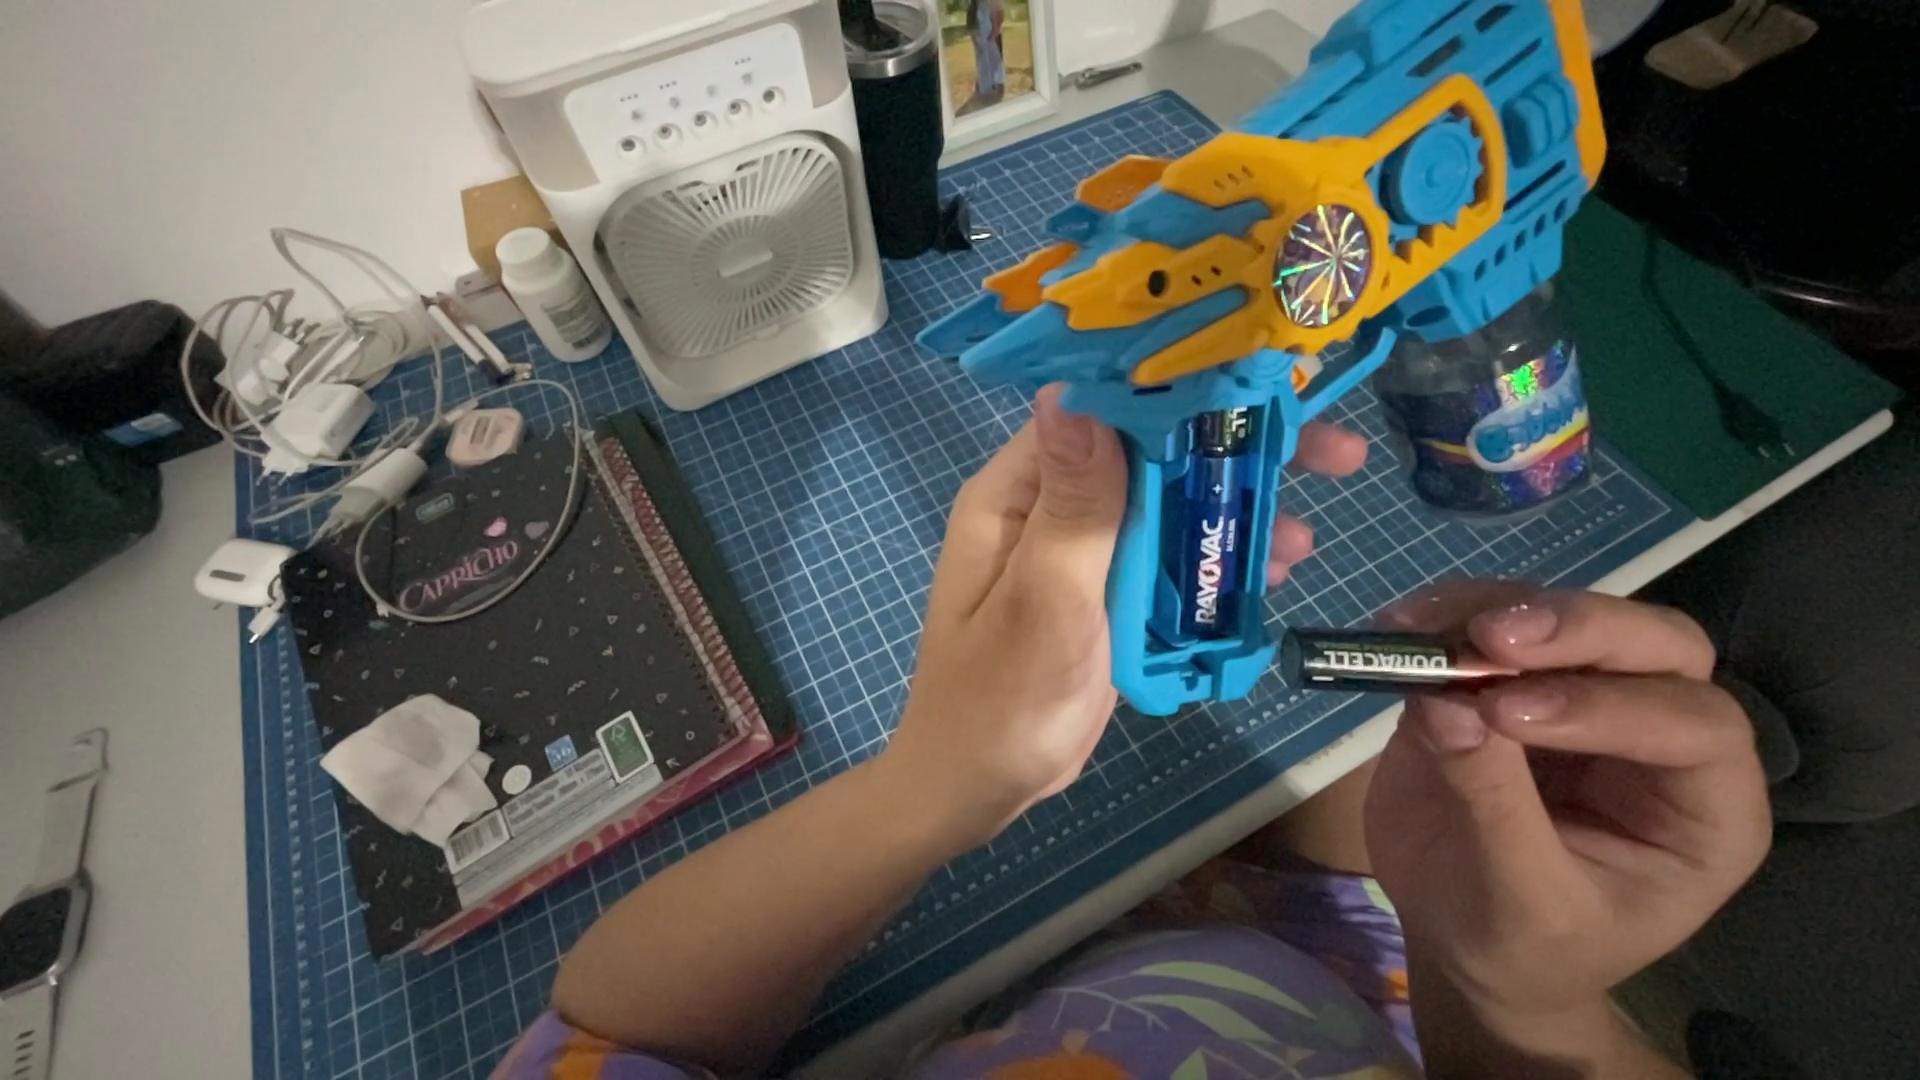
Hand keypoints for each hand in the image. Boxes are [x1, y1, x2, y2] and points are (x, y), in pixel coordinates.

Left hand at [886, 385, 1365, 845]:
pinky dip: (1214, 564)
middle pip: (1149, 455)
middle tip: (1331, 455)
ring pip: (1167, 508)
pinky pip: (1166, 560)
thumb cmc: (999, 699)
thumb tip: (1073, 390)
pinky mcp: (1105, 594)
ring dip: (1233, 516)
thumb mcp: (1042, 597)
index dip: (1180, 393)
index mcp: (1018, 493)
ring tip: (1299, 543)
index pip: (1101, 411)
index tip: (1263, 390)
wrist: (980, 786)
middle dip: (1232, 455)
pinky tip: (1268, 577)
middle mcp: (1049, 508)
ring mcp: (1080, 552)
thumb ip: (1073, 503)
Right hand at [1363, 582, 1770, 1028]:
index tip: (1502, 713)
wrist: (1459, 935)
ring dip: (1488, 608)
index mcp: (1698, 805)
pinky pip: (1481, 626)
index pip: (1690, 725)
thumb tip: (1442, 702)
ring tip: (1415, 627)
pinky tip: (1398, 626)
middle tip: (1486, 636)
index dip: (1604, 707)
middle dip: (1571, 628)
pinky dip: (1439, 617)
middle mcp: (1648, 734)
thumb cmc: (1515, 941)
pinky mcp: (1494, 682)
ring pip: (1559, 617)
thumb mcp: (1517, 897)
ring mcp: (1567, 696)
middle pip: (1650, 644)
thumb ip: (1491, 801)